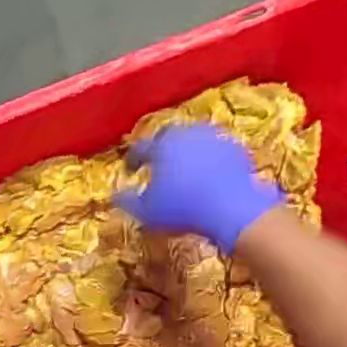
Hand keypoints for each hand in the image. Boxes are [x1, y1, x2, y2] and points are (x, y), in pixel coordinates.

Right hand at [114, 123, 285, 252]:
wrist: (230, 205)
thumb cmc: (181, 209)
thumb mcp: (146, 212)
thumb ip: (127, 201)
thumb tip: (114, 196)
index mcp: (161, 147)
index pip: (140, 149)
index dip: (133, 160)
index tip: (130, 170)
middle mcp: (185, 134)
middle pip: (168, 137)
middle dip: (160, 150)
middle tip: (158, 166)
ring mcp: (212, 136)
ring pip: (192, 140)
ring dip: (185, 152)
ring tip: (183, 170)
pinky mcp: (233, 146)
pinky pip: (214, 149)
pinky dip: (207, 159)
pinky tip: (206, 176)